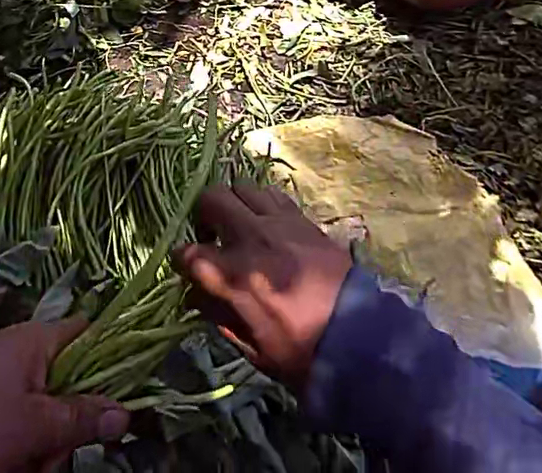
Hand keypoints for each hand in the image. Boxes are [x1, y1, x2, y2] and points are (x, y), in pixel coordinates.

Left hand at [0, 318, 129, 472]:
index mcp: (35, 338)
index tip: (118, 390)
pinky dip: (27, 443)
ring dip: (48, 439)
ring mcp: (2, 375)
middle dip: (70, 418)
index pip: (86, 331)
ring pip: (48, 405)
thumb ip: (83, 417)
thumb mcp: (39, 426)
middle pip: (69, 377)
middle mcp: (21, 348)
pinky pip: (24, 417)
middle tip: (58, 450)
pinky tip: (18, 466)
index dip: (107, 355)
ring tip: (32, 465)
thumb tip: (126, 413)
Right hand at [171, 185, 352, 391]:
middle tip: (210, 236)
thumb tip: (196, 293)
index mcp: (236, 277)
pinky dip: (260, 202)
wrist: (360, 337)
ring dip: (233, 204)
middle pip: (212, 199)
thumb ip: (218, 315)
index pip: (189, 253)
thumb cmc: (302, 352)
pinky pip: (271, 193)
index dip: (181, 260)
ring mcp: (279, 223)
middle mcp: (253, 239)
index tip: (185, 266)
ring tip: (239, 225)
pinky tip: (265, 222)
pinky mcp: (301, 218)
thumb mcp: (252, 349)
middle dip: (202, 216)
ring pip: (241, 187)